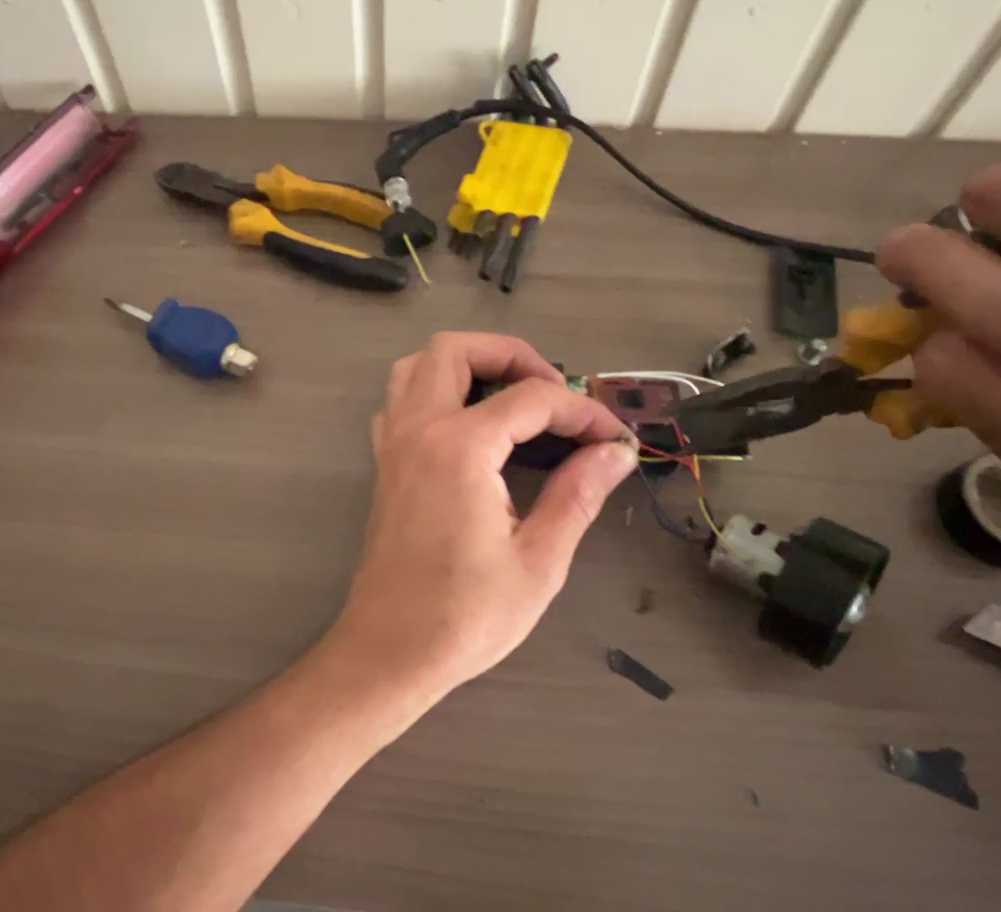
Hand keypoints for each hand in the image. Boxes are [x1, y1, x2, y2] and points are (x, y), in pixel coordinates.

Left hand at [321, 333, 637, 696]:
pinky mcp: (385, 465)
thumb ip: (579, 493)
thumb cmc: (466, 614)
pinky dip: (435, 391)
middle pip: (456, 350)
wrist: (391, 651)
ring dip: (466, 364)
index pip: (531, 398)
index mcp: (460, 447)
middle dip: (512, 355)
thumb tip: (615, 452)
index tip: (612, 438)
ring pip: (418, 366)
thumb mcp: (539, 559)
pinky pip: (402, 400)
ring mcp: (394, 444)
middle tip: (554, 393)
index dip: (581, 411)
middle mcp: (419, 430)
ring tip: (512, 399)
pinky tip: (469, 428)